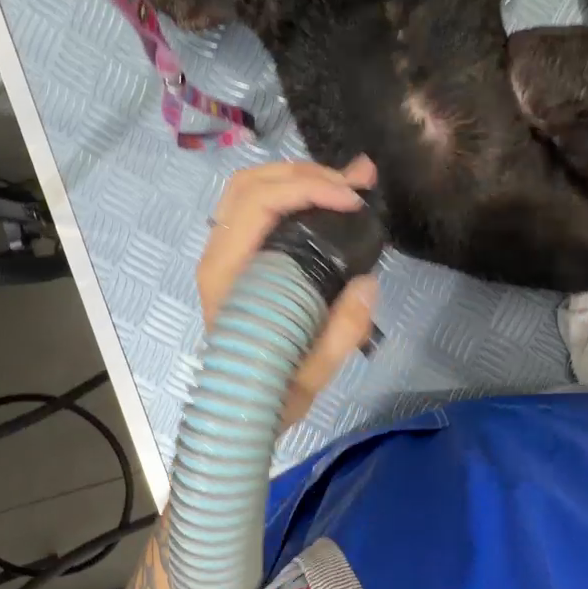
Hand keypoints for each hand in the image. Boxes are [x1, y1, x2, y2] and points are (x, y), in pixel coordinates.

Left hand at [198, 157, 379, 427]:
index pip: (258, 205)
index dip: (307, 190)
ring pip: (255, 190)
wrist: (242, 414)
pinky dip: (297, 195)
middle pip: (254, 184)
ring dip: (303, 178)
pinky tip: (333, 199)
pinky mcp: (242, 261)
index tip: (353, 203)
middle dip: (309, 174)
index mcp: (228, 276)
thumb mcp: (311, 375)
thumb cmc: (272, 394)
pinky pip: (262, 210)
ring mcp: (228, 256)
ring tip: (352, 183)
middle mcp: (220, 256)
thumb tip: (368, 282)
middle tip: (359, 184)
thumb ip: (341, 332)